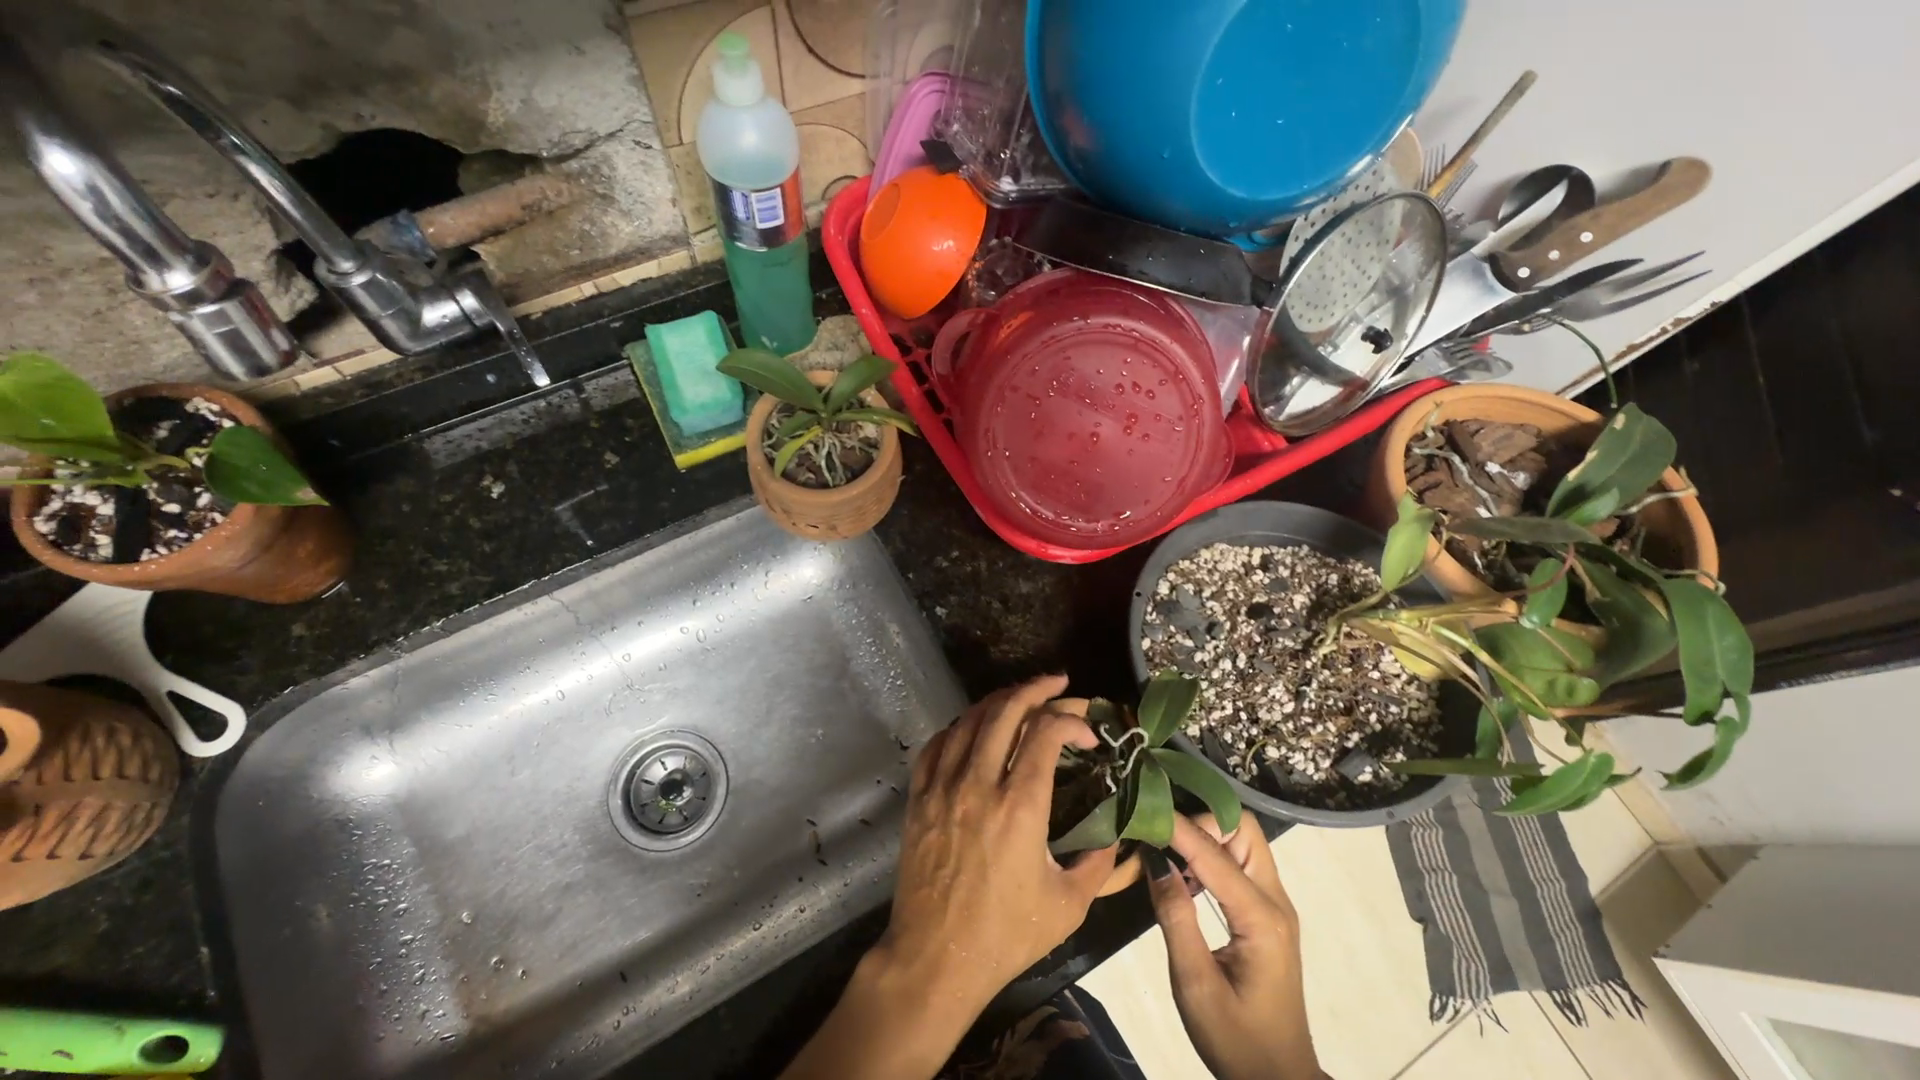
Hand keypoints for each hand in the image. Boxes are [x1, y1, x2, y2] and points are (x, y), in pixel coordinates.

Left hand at [878, 674, 1118, 1013]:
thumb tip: (1120, 836)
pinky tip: (972, 727)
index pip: (1045, 733)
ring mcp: (942, 788)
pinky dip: (958, 727)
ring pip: (968, 721)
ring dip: (998, 701)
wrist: (935, 958)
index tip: (1089, 734)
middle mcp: (979, 785)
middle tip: (1059, 684)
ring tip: (1020, 696)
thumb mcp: (1069, 904)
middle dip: (1036, 689)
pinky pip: (935, 745)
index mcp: (1020, 806)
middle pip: (1005, 711)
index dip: (1071, 720)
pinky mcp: (918, 800)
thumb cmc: (1006, 935)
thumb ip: (1101, 863)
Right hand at [1148, 815, 1323, 1079]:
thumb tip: (1154, 860)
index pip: (1214, 853)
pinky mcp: (1268, 915)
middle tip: (1159, 834)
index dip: (1176, 827)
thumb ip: (1175, 917)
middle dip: (1200, 821)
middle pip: (1243, 829)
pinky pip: (1242, 864)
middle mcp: (1276, 901)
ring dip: (1206, 835)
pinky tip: (1183, 874)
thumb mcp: (1195, 984)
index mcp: (1261, 918)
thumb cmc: (1235, 1039)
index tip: (1141, 810)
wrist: (1278, 1079)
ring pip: (1244, 842)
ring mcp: (1276, 906)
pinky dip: (1212, 855)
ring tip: (1164, 848)